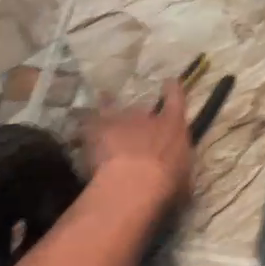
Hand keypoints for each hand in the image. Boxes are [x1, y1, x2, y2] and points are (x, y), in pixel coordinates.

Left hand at [81, 79, 194, 214]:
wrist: (134, 183)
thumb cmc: (167, 183)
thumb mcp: (183, 182)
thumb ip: (179, 175)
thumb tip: (178, 179)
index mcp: (173, 125)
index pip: (176, 99)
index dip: (172, 89)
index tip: (170, 81)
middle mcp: (148, 117)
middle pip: (141, 109)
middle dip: (137, 118)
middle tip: (131, 128)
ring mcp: (121, 121)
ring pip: (112, 111)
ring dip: (108, 116)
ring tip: (101, 115)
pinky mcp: (97, 131)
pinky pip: (89, 124)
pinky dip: (86, 127)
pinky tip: (81, 131)